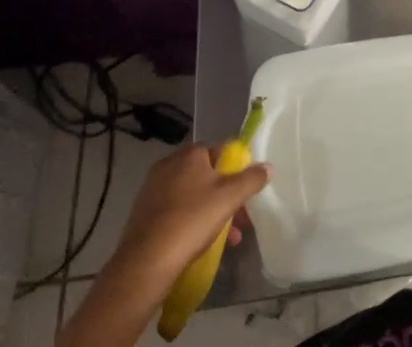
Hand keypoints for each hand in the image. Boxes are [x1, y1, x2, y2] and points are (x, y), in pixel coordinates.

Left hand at [115, 144, 270, 282]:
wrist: (146, 262)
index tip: (248, 190)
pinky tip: (203, 242)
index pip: (222, 150)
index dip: (239, 168)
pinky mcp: (144, 213)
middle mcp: (169, 165)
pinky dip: (192, 221)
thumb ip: (251, 179)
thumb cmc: (191, 220)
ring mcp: (153, 189)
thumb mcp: (230, 197)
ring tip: (228, 237)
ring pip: (193, 195)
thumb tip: (268, 166)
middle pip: (208, 175)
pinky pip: (177, 210)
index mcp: (189, 155)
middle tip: (241, 218)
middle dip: (228, 195)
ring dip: (213, 211)